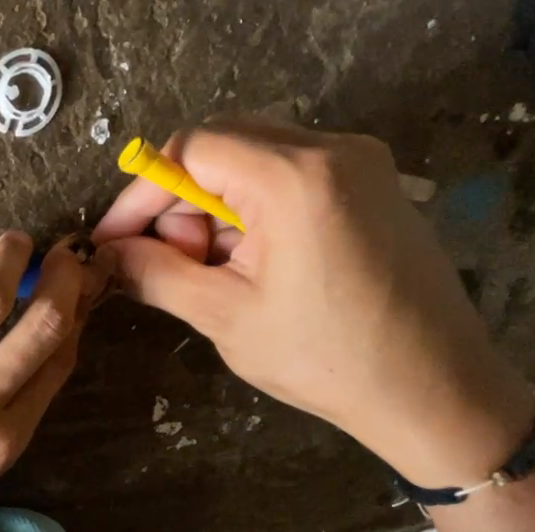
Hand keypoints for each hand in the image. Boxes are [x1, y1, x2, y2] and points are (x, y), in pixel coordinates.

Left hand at [0, 231, 104, 531]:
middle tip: (61, 254)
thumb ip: (16, 414)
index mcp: (5, 440)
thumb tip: (47, 346)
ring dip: (8, 260)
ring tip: (14, 243)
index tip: (79, 290)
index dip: (77, 315)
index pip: (58, 361)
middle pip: (39, 324)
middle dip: (61, 278)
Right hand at [91, 117, 534, 487]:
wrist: (427, 382)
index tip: (111, 243)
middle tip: (163, 264)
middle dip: (175, 202)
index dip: (140, 194)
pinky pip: (284, 178)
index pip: (192, 150)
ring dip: (208, 211)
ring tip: (204, 275)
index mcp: (296, 178)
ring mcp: (357, 165)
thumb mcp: (222, 315)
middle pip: (221, 146)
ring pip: (250, 162)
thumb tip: (106, 254)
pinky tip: (241, 266)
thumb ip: (156, 274)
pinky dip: (245, 214)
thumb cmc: (321, 354)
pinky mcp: (367, 187)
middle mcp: (333, 150)